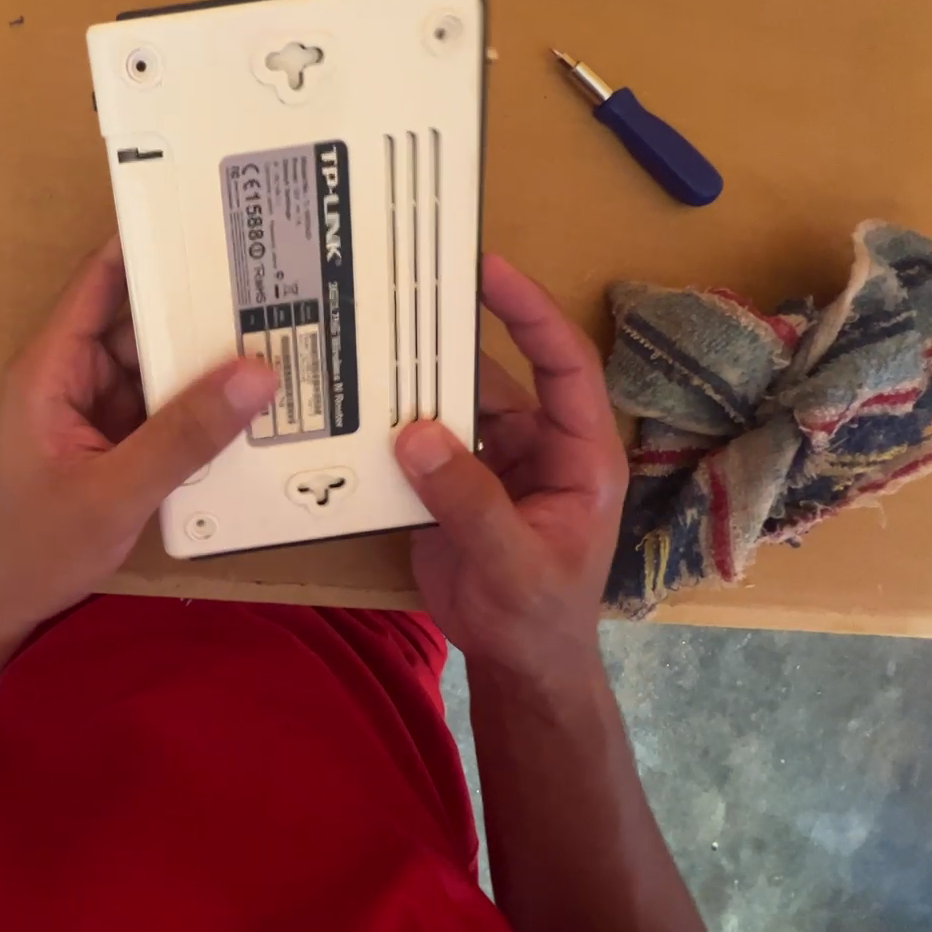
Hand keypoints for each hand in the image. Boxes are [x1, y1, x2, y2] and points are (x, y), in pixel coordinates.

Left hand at [0, 236, 278, 637]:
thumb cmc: (34, 549)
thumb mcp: (116, 492)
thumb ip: (185, 436)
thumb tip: (257, 373)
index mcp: (52, 367)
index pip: (101, 281)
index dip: (149, 243)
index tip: (210, 217)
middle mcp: (72, 377)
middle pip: (139, 322)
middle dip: (197, 307)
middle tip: (272, 284)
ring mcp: (92, 412)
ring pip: (154, 369)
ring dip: (203, 363)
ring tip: (276, 339)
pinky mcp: (109, 444)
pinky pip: (158, 410)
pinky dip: (196, 408)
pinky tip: (246, 406)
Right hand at [392, 254, 628, 684]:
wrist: (512, 660)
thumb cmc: (537, 615)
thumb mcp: (512, 561)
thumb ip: (468, 499)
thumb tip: (413, 432)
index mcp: (578, 452)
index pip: (563, 364)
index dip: (530, 313)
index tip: (487, 271)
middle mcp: (535, 444)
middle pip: (491, 377)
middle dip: (447, 345)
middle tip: (398, 303)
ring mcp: (489, 462)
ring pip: (449, 407)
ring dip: (411, 387)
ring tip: (362, 354)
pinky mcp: (450, 482)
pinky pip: (420, 441)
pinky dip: (391, 428)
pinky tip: (354, 413)